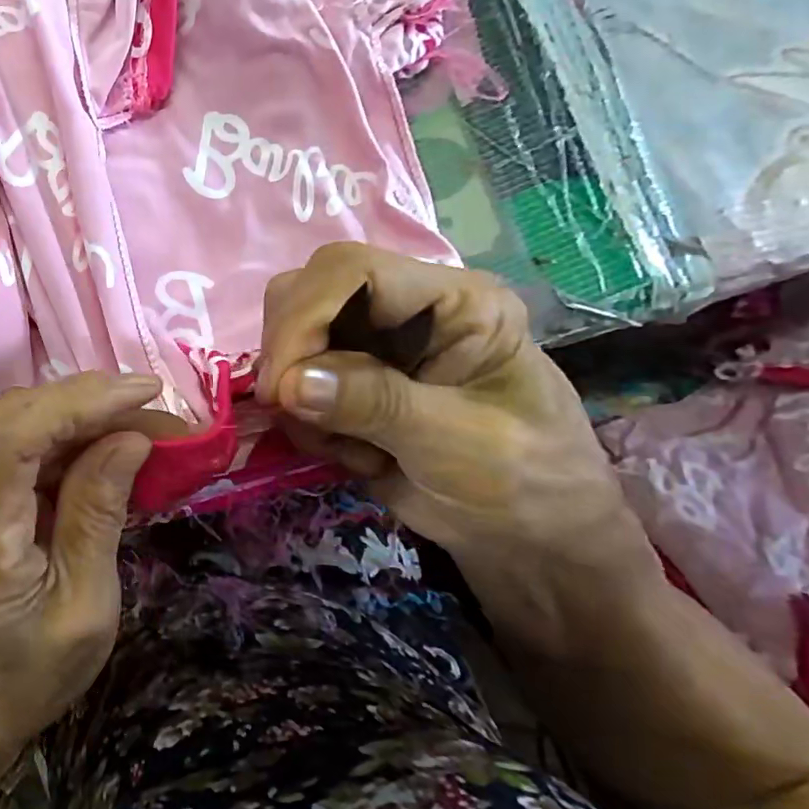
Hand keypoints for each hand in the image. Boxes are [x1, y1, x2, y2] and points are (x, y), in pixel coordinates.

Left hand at [0, 371, 159, 797]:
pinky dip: (69, 434)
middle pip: (11, 418)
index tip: (141, 393)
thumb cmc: (45, 666)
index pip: (10, 440)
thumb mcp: (88, 603)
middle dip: (84, 400)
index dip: (74, 404)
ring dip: (81, 412)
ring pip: (17, 423)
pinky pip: (22, 446)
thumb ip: (98, 514)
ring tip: (145, 419)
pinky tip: (111, 438)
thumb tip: (129, 437)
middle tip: (154, 404)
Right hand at [257, 244, 662, 632]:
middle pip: (307, 292)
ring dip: (294, 394)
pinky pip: (289, 380)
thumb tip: (292, 383)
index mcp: (453, 302)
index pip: (353, 272)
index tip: (283, 385)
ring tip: (343, 444)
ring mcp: (372, 344)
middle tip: (293, 412)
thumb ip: (378, 405)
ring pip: (287, 335)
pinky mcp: (346, 379)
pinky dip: (299, 418)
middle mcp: (405, 310)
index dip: (305, 316)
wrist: (525, 536)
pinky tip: (346, 450)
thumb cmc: (524, 483)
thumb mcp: (458, 444)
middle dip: (290, 353)